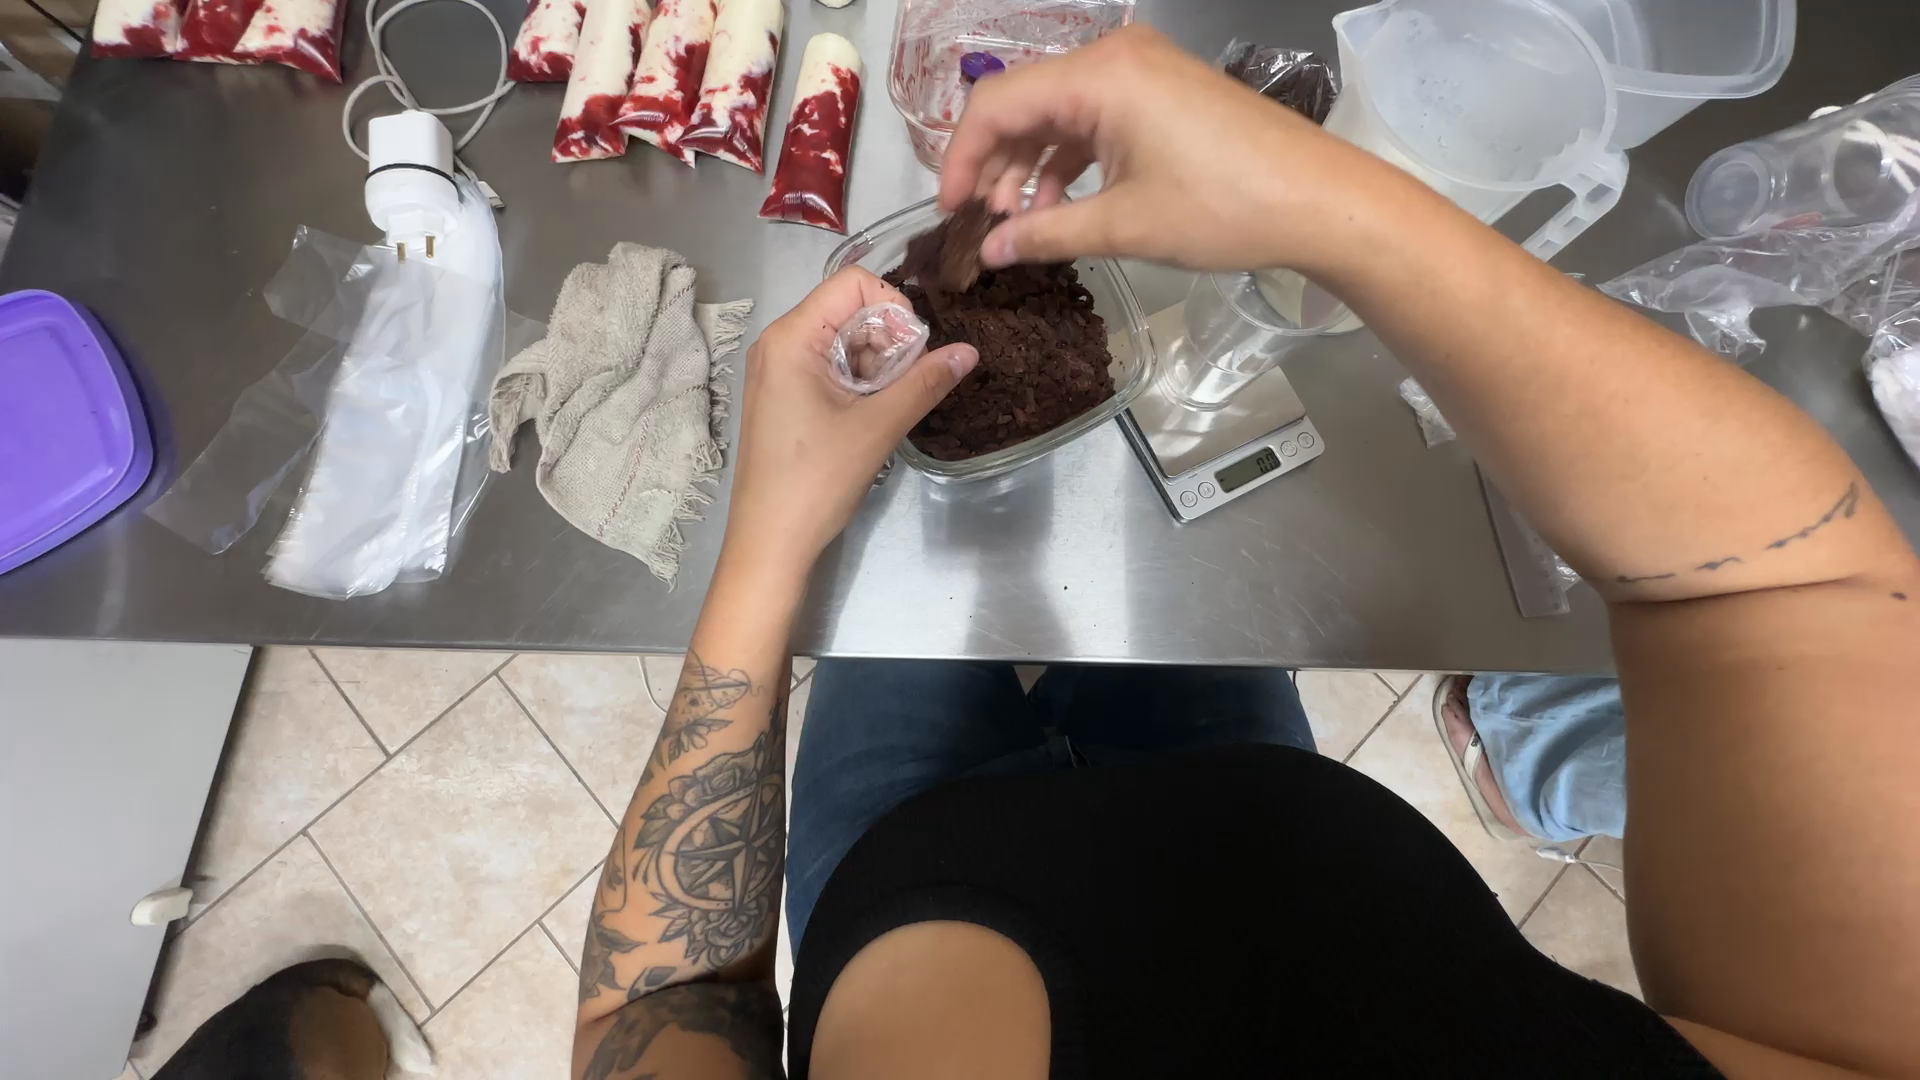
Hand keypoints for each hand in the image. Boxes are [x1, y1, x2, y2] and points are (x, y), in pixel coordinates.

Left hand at [719, 267, 977, 588]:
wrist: (771, 541)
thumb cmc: (816, 481)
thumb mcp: (877, 427)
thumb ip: (925, 382)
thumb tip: (969, 351)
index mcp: (792, 337)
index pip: (853, 283)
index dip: (895, 307)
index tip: (916, 351)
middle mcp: (779, 343)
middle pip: (849, 310)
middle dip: (889, 340)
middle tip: (907, 384)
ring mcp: (778, 372)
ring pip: (844, 342)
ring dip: (878, 365)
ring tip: (889, 406)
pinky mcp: (784, 398)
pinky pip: (831, 369)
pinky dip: (860, 383)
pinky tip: (872, 415)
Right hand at [939, 25, 1403, 277]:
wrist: (1317, 201)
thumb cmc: (1222, 208)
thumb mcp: (1122, 226)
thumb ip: (1046, 234)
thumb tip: (989, 253)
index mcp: (1099, 77)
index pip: (997, 103)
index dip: (962, 159)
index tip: (951, 213)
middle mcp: (1114, 60)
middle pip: (1023, 104)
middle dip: (995, 166)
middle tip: (987, 227)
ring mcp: (1139, 76)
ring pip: (1055, 115)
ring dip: (1029, 168)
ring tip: (1023, 224)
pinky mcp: (1158, 99)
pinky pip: (1090, 124)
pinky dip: (1066, 163)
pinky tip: (1061, 205)